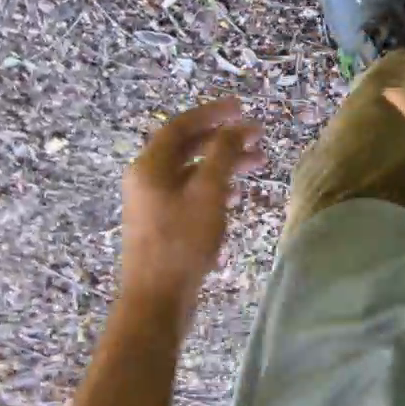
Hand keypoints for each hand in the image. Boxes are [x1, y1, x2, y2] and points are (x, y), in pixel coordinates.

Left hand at [120, 97, 262, 305]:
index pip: (181, 126)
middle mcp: (147, 179)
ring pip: (192, 169)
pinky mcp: (163, 222)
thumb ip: (223, 153)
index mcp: (150, 167)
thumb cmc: (182, 240)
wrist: (157, 298)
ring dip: (224, 162)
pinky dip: (215, 184)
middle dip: (224, 138)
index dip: (212, 113)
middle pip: (187, 146)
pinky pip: (191, 190)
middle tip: (257, 136)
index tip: (242, 107)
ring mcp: (153, 202)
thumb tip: (236, 127)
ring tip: (257, 164)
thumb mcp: (208, 191)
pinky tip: (236, 194)